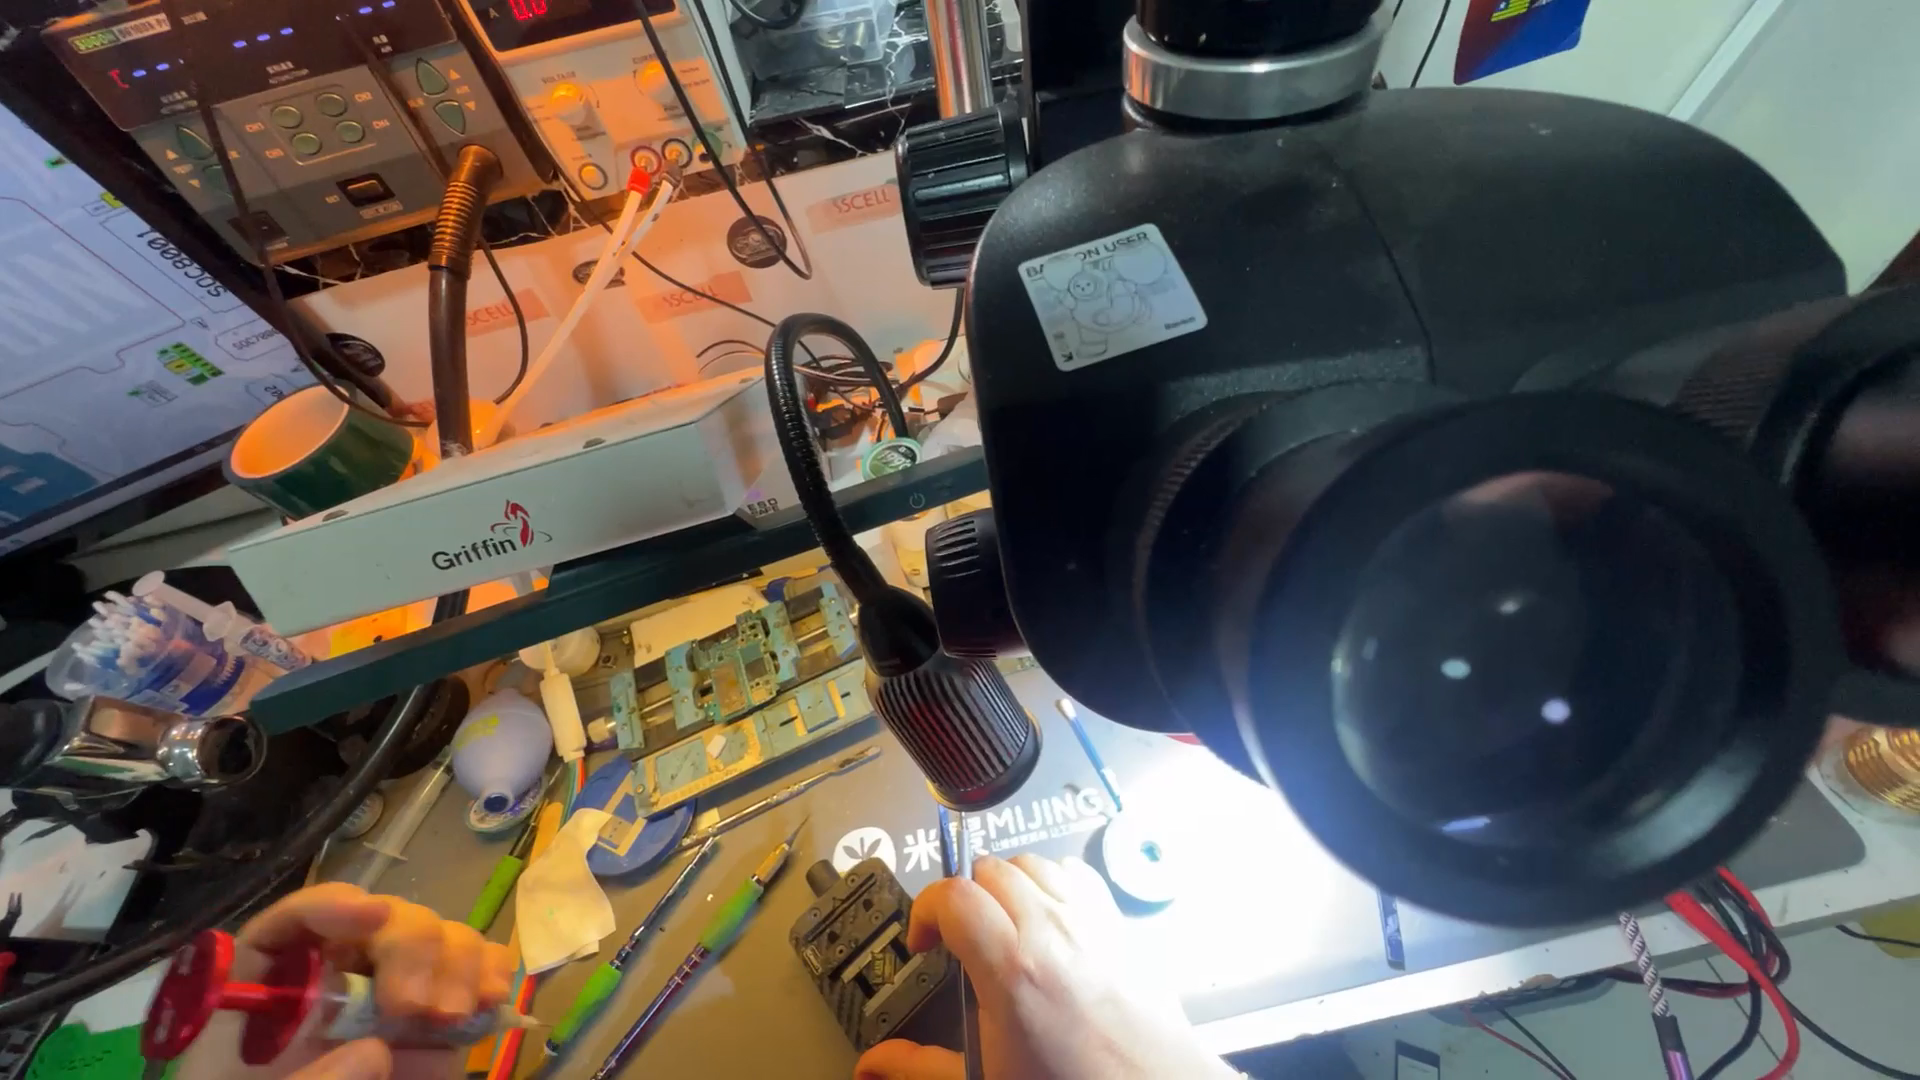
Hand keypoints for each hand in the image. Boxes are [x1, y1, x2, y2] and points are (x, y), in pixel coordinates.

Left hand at [177, 884, 513, 1079]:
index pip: (295, 922)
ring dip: (458, 963)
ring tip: (454, 1015)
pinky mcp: (445, 1001)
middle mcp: (342, 971)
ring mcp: (401, 983)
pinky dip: (491, 971)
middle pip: (386, 919)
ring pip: (441, 934)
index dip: (331, 908)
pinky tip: (490, 999)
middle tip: (415, 1005)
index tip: (372, 916)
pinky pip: (480, 961)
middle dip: (413, 947)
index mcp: (275, 991)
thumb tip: (376, 1050)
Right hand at [854, 854, 1235, 1079]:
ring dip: (1005, 884)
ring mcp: (1086, 918)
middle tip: (960, 938)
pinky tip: (1046, 916)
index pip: (952, 895)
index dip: (926, 908)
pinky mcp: (1114, 919)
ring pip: (1029, 861)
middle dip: (963, 897)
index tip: (924, 941)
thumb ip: (921, 1067)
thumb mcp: (984, 1079)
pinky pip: (1073, 871)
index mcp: (1012, 967)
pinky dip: (1051, 880)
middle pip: (987, 869)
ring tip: (1000, 924)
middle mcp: (1050, 928)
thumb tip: (871, 1065)